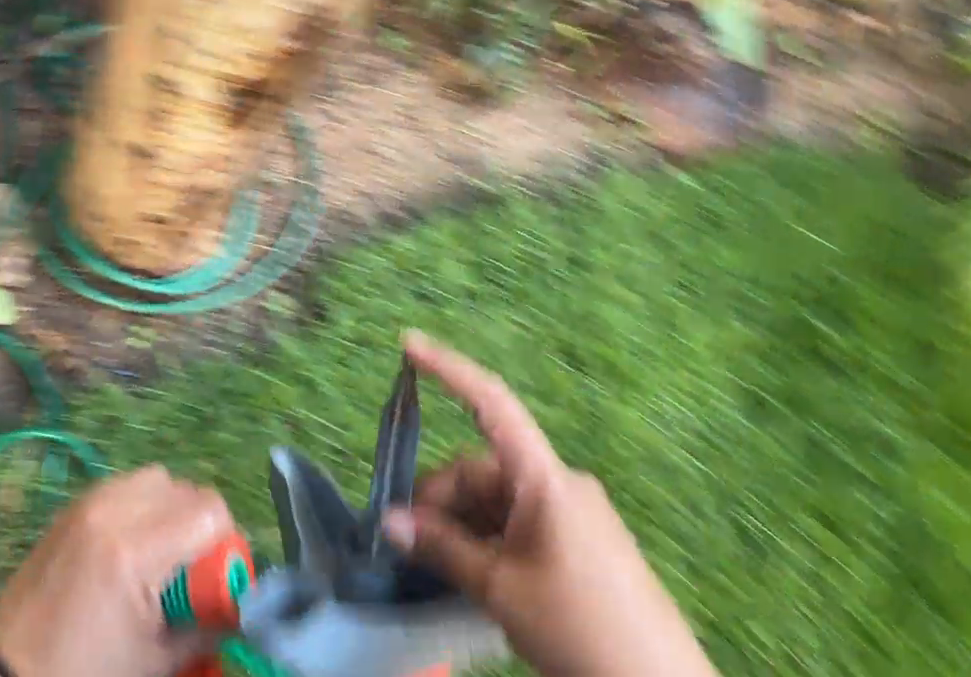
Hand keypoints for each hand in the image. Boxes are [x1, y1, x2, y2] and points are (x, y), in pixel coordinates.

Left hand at [0, 465, 234, 676]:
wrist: (12, 673)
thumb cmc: (89, 671)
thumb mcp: (158, 659)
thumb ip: (209, 623)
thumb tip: (244, 603)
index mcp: (134, 550)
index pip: (208, 508)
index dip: (224, 539)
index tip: (215, 574)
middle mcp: (111, 511)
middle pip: (183, 488)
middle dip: (197, 523)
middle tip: (189, 568)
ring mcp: (86, 504)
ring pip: (153, 478)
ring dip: (168, 508)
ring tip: (158, 554)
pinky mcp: (69, 507)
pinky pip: (121, 486)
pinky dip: (137, 505)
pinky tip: (128, 546)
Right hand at [382, 332, 717, 676]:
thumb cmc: (578, 626)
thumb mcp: (499, 588)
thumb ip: (442, 549)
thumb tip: (390, 523)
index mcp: (544, 478)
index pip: (491, 404)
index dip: (448, 370)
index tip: (408, 345)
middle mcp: (559, 484)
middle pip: (482, 469)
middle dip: (441, 500)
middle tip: (408, 545)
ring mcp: (572, 514)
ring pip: (497, 502)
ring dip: (462, 527)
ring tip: (439, 572)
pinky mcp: (580, 543)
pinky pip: (519, 525)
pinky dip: (487, 542)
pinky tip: (472, 578)